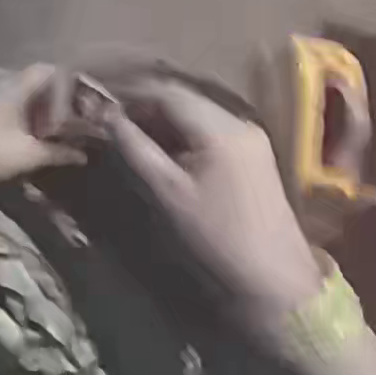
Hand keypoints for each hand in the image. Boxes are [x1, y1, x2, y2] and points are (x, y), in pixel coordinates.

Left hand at [0, 65, 88, 186]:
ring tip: (52, 131)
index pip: (49, 70)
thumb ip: (59, 152)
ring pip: (24, 91)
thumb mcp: (29, 154)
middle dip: (56, 99)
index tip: (78, 108)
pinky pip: (11, 99)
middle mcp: (2, 80)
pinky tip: (32, 134)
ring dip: (40, 108)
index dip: (67, 85)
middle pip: (38, 80)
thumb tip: (83, 155)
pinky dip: (25, 112)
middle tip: (69, 121)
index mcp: (15, 84)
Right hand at [111, 79, 323, 329]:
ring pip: (192, 110)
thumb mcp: (166, 190)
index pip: (165, 91)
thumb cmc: (216, 237)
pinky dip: (177, 130)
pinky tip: (158, 144)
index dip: (127, 92)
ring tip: (127, 129)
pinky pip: (205, 126)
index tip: (98, 101)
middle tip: (108, 116)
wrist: (277, 283)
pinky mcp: (250, 152)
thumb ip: (132, 145)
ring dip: (158, 116)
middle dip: (141, 103)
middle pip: (180, 97)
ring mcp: (248, 135)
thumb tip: (102, 113)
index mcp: (220, 127)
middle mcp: (238, 121)